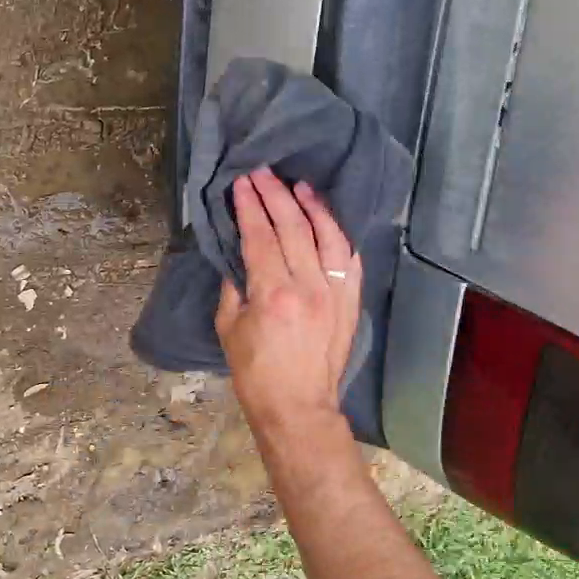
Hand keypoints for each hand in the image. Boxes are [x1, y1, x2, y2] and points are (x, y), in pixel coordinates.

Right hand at [216, 168, 363, 446]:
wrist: (297, 405)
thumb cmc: (254, 371)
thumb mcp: (228, 327)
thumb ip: (234, 287)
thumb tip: (237, 256)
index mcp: (273, 294)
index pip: (260, 237)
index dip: (249, 207)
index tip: (241, 184)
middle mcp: (308, 287)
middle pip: (293, 228)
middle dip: (275, 196)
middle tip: (262, 173)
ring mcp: (335, 293)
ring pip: (327, 236)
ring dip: (312, 206)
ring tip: (298, 185)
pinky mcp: (350, 301)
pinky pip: (348, 258)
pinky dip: (337, 233)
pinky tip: (327, 218)